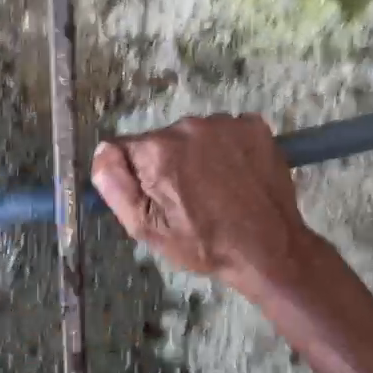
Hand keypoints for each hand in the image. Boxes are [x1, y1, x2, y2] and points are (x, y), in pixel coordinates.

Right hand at [91, 114, 322, 286]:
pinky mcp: (254, 126)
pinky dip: (228, 148)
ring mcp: (225, 123)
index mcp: (158, 149)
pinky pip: (227, 132)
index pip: (127, 150)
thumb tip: (102, 151)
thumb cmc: (203, 244)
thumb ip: (115, 187)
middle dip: (168, 164)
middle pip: (162, 140)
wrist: (270, 249)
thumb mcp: (146, 229)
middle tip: (189, 199)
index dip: (138, 176)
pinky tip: (237, 175)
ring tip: (216, 190)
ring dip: (199, 155)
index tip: (159, 199)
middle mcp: (188, 125)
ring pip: (195, 136)